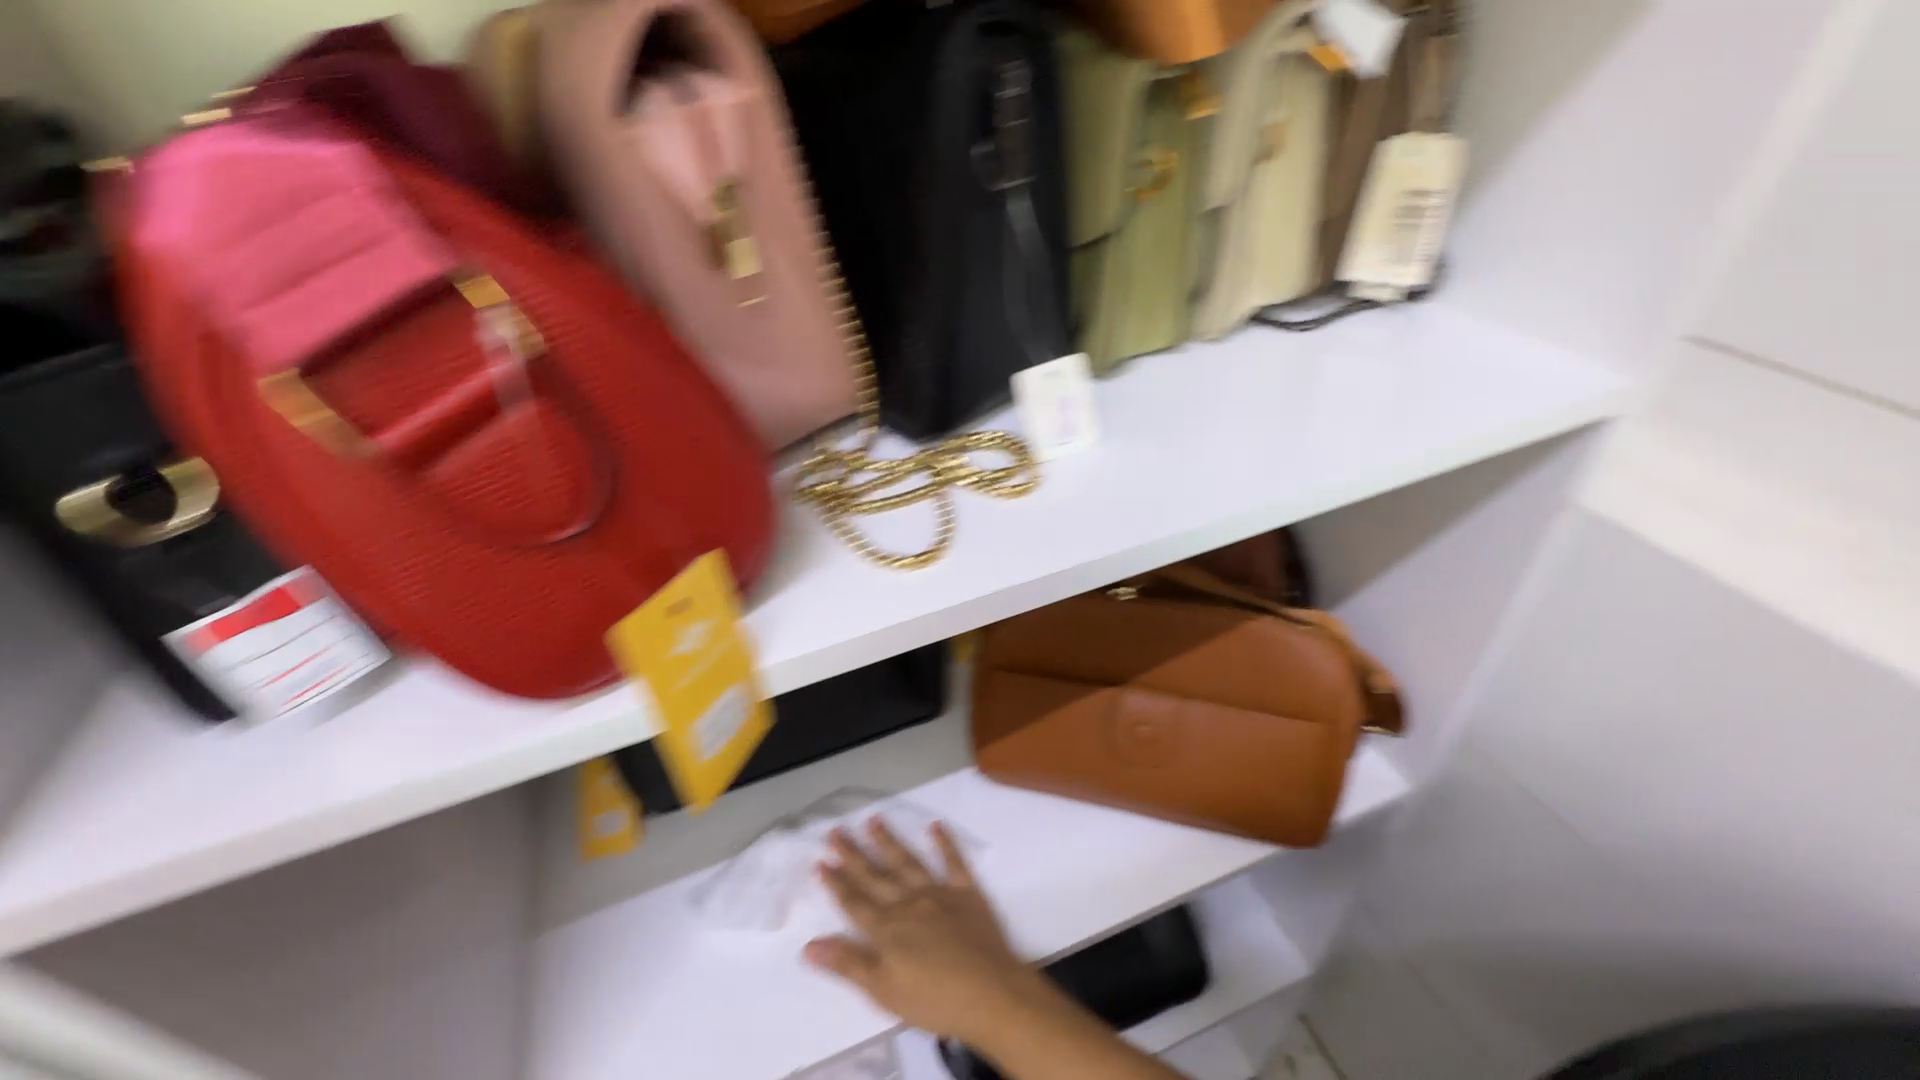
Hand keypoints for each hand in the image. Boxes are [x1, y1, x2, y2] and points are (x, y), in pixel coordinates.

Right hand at [803, 818, 1037, 1041]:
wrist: (991, 993)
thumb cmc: (934, 999)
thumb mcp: (882, 990)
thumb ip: (847, 963)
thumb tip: (808, 945)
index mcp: (887, 928)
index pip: (854, 902)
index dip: (836, 883)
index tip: (820, 861)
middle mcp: (908, 903)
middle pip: (876, 876)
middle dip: (853, 855)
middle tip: (835, 831)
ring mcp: (939, 895)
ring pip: (908, 862)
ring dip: (889, 841)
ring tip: (873, 819)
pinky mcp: (968, 894)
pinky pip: (954, 863)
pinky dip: (945, 843)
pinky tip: (935, 826)